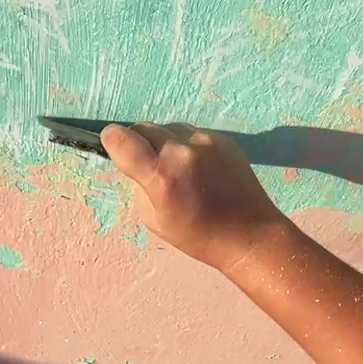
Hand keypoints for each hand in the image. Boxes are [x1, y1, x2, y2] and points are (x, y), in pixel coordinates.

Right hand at [102, 122, 293, 272]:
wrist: (249, 234)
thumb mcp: (153, 218)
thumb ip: (140, 183)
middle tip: (147, 165)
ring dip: (162, 142)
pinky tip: (197, 169)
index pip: (120, 138)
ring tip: (176, 169)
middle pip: (142, 127)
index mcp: (161, 176)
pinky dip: (186, 145)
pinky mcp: (222, 138)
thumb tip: (136, 161)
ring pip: (167, 128)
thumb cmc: (198, 235)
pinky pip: (190, 133)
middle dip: (137, 142)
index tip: (115, 149)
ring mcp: (205, 141)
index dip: (112, 142)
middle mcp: (181, 151)